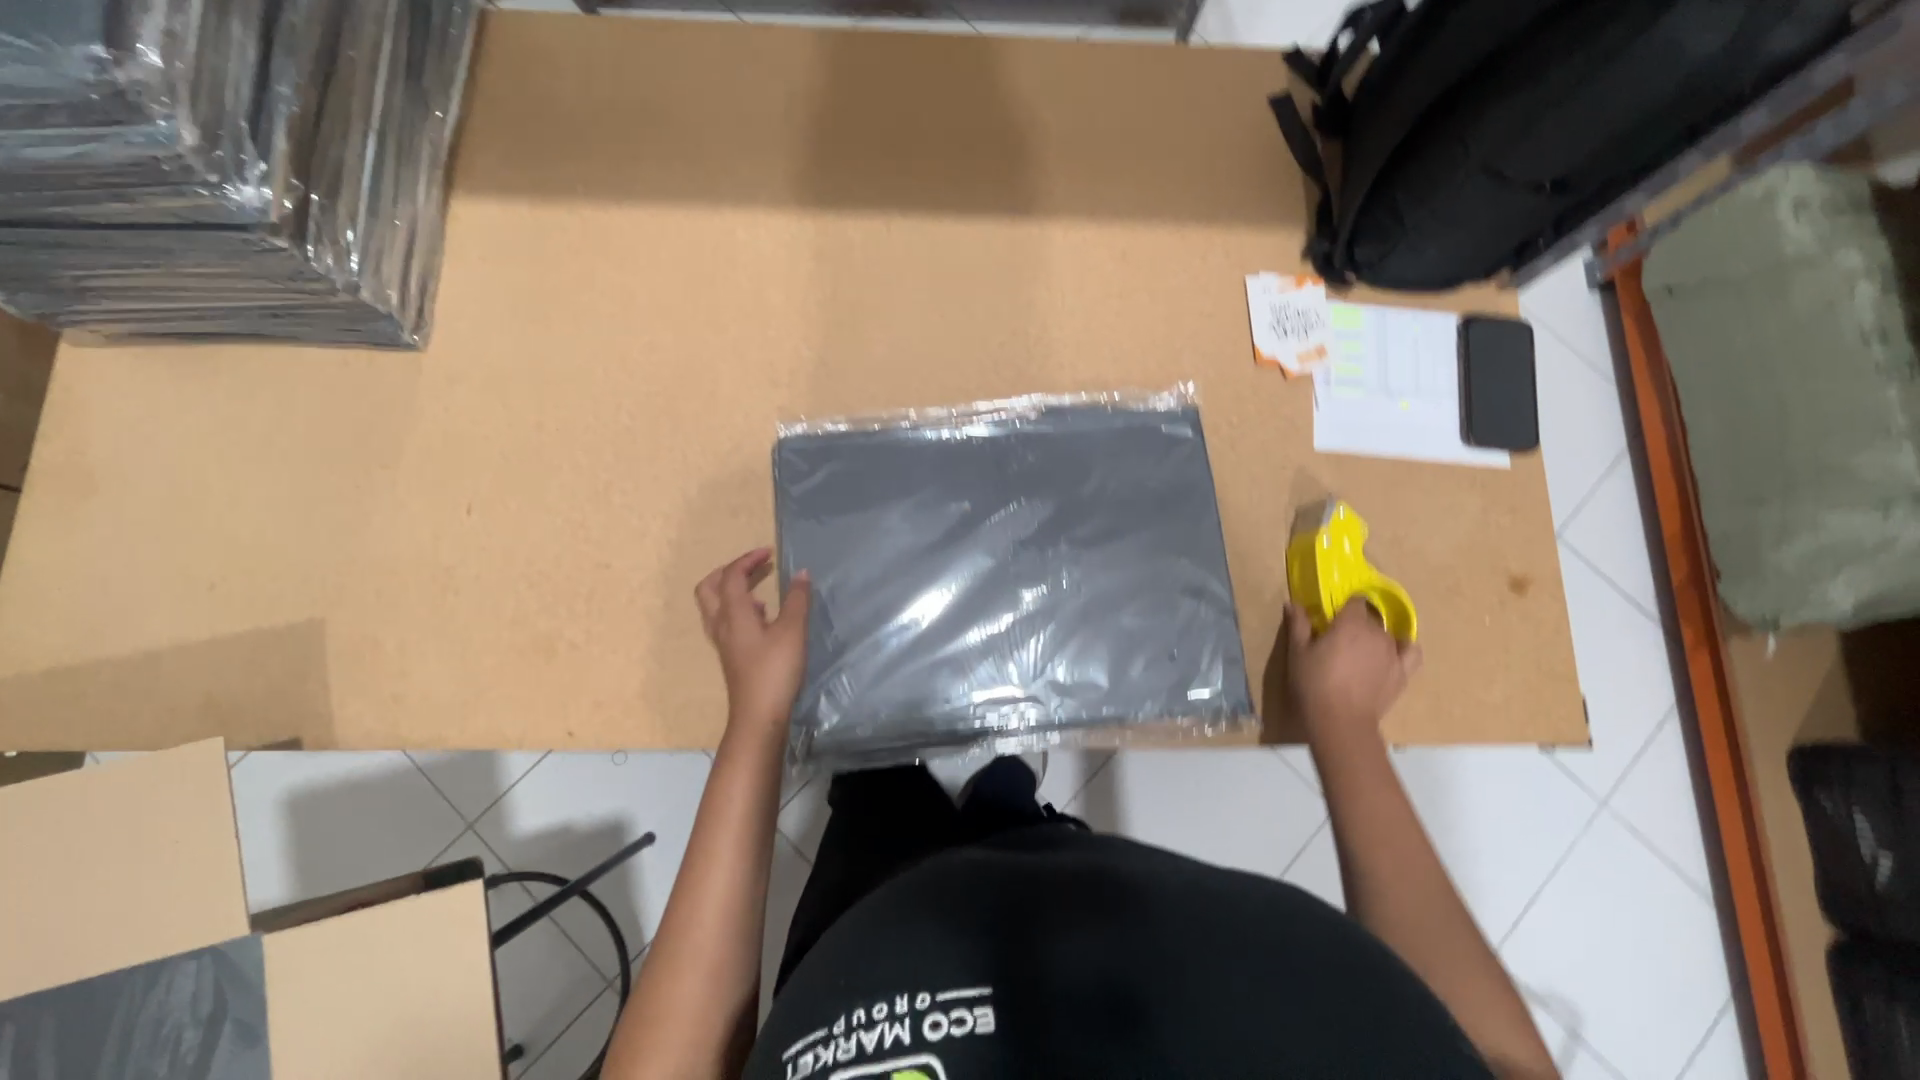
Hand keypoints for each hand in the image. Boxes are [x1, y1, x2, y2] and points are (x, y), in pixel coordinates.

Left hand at [694, 548, 811, 730]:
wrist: (759, 715)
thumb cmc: (775, 670)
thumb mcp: (792, 631)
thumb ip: (797, 600)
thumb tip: (802, 574)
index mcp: (733, 613)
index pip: (731, 576)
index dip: (747, 560)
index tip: (769, 553)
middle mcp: (721, 624)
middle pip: (710, 588)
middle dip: (728, 572)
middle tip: (753, 567)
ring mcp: (724, 642)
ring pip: (716, 606)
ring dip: (732, 591)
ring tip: (760, 589)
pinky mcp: (732, 656)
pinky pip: (727, 623)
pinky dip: (740, 610)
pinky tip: (764, 618)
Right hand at [1285, 601, 1421, 743]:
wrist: (1340, 720)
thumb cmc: (1314, 684)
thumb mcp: (1297, 652)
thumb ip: (1298, 624)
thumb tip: (1292, 603)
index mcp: (1350, 623)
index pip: (1355, 601)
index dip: (1344, 607)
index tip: (1332, 618)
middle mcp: (1376, 632)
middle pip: (1370, 618)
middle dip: (1356, 624)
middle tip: (1338, 642)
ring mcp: (1393, 652)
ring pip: (1385, 634)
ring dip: (1373, 638)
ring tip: (1358, 654)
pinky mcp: (1403, 672)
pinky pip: (1411, 651)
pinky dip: (1403, 648)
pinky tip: (1392, 653)